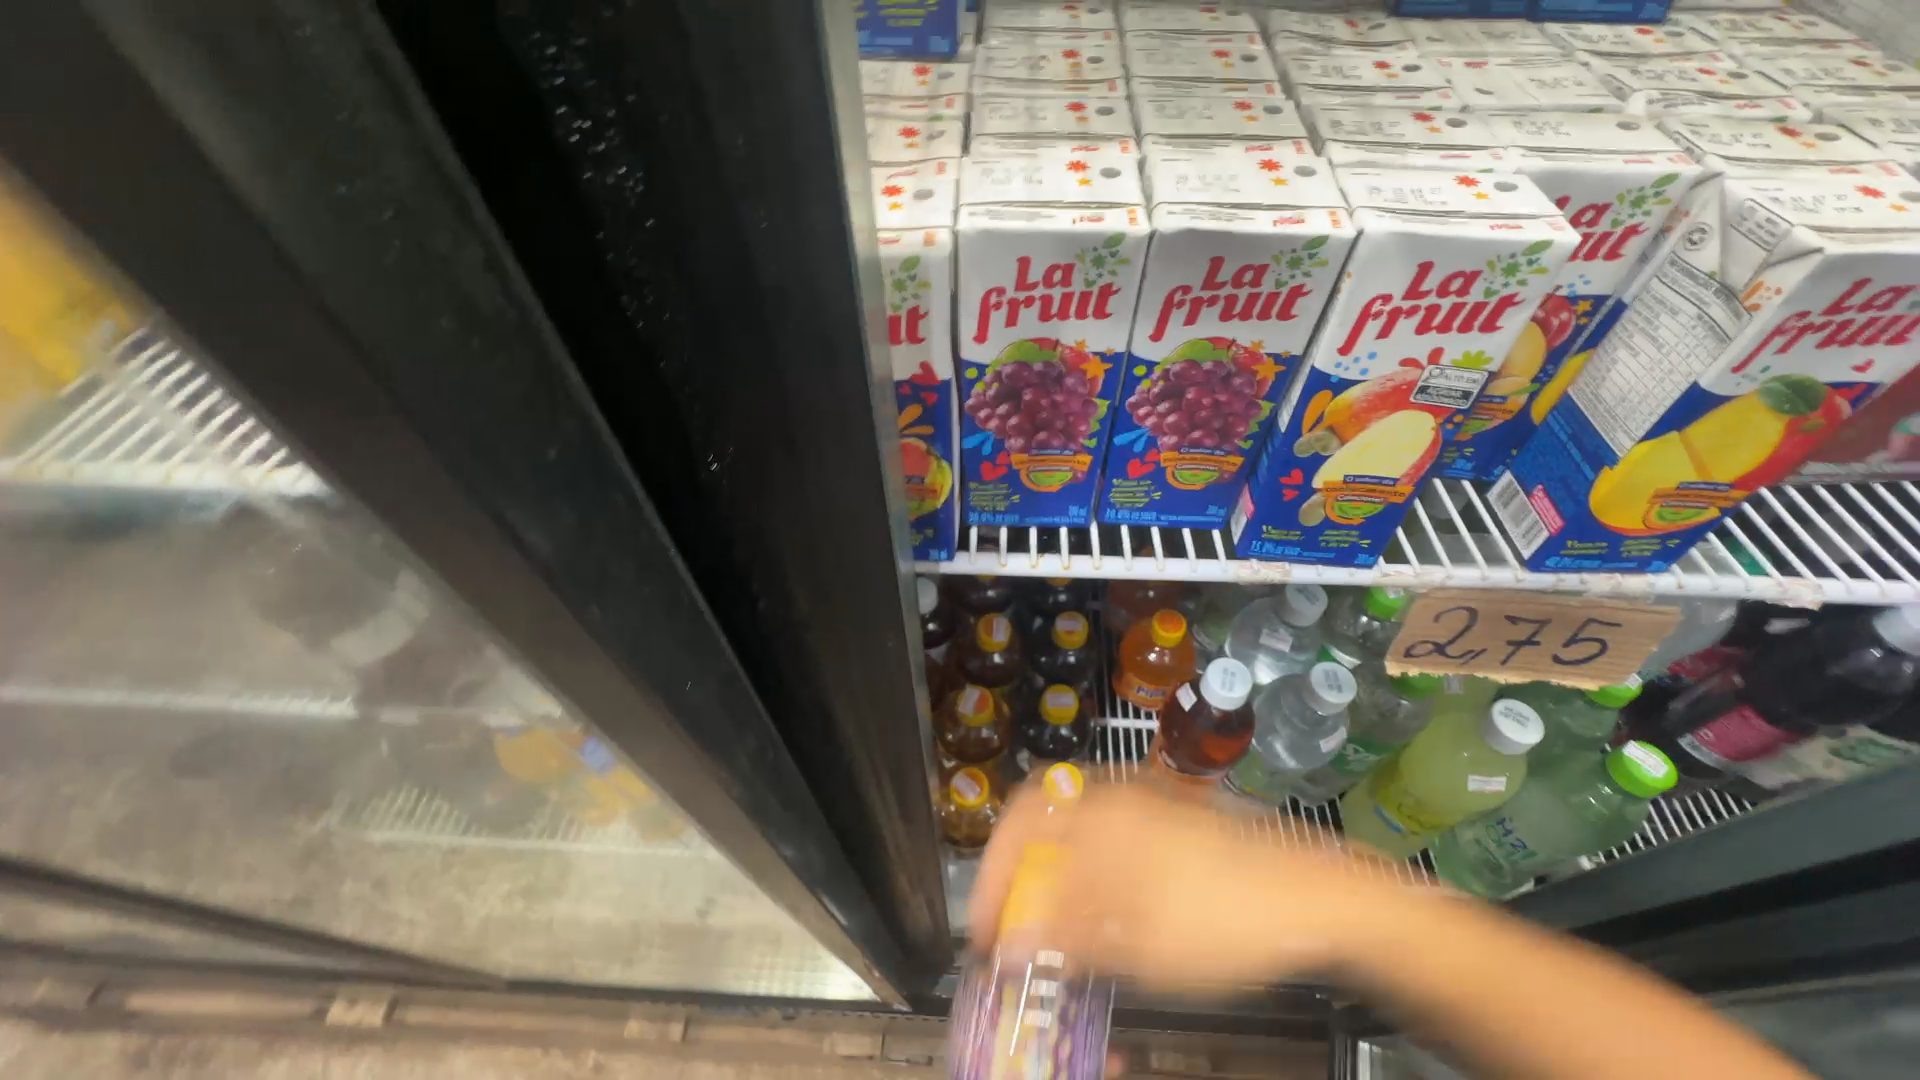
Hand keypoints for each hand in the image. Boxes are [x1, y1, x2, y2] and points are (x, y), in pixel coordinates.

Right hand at [967, 780, 1415, 991]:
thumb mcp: (1139, 943)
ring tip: (1062, 924)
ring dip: (1059, 873)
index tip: (987, 924)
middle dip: (1023, 871)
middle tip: (1018, 921)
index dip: (992, 872)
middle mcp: (1119, 796)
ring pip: (1080, 828)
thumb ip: (1066, 936)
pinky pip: (1114, 834)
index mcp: (1101, 816)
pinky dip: (1094, 868)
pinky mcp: (1175, 817)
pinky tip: (1111, 908)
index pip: (1019, 823)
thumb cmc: (1226, 917)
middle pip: (1045, 819)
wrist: (1315, 897)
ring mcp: (1151, 802)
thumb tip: (1009, 943)